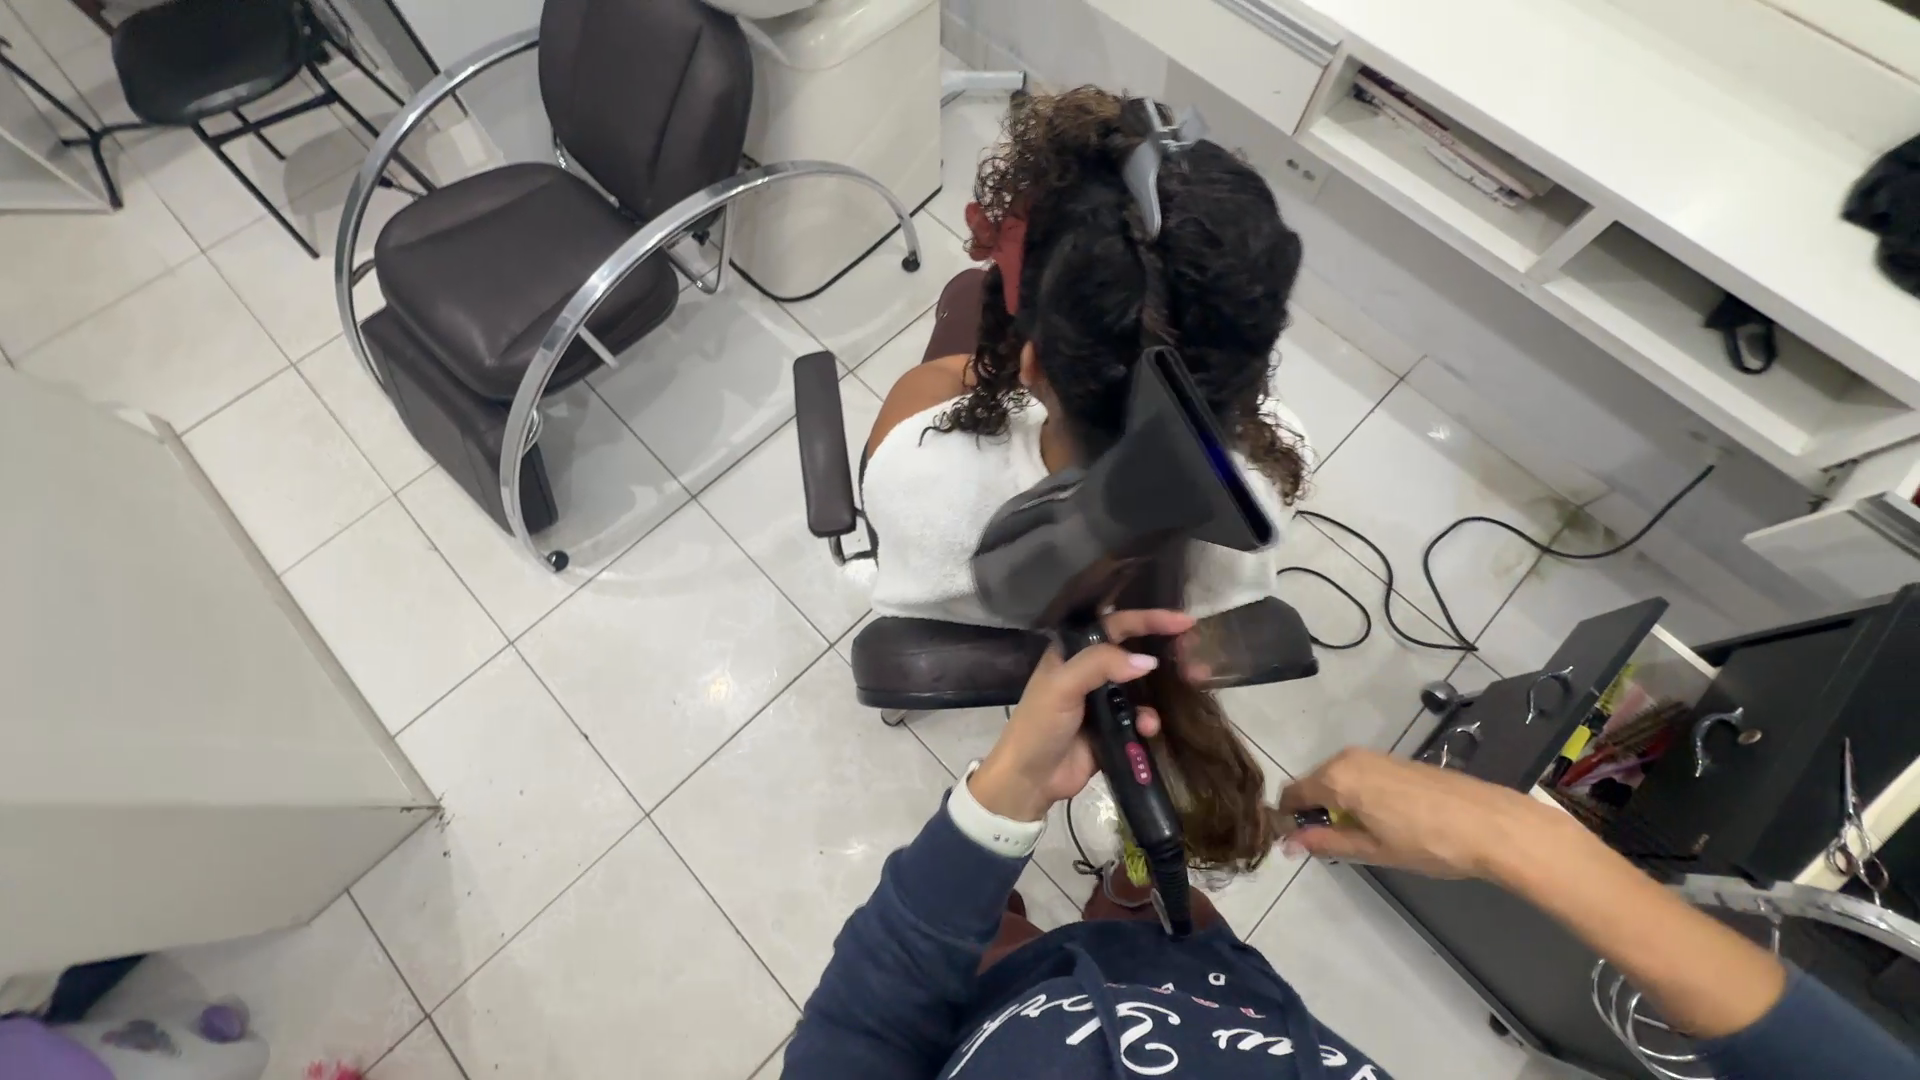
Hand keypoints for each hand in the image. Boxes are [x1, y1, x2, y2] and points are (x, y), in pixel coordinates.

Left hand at [968, 609, 1196, 821]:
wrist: (1030, 779)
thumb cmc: (1040, 724)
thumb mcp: (1063, 686)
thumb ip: (1101, 665)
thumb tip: (1148, 661)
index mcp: (1072, 653)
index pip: (1115, 626)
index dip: (1148, 620)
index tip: (1184, 622)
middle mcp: (1089, 672)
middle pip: (1135, 653)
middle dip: (1165, 652)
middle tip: (1195, 656)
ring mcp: (1102, 702)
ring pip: (1143, 686)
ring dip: (1164, 688)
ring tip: (1190, 685)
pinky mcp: (1113, 730)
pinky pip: (1140, 717)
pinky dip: (1148, 720)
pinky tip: (1148, 727)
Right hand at [1277, 748, 1563, 879]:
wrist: (1492, 824)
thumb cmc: (1427, 842)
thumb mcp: (1372, 850)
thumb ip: (1325, 842)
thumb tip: (1287, 843)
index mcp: (1335, 779)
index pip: (1291, 794)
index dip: (1289, 819)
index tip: (1299, 844)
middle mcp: (1346, 759)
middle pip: (1313, 785)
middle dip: (1315, 812)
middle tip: (1337, 844)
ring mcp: (1372, 756)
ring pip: (1337, 779)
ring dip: (1338, 804)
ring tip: (1367, 835)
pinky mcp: (1393, 759)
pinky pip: (1358, 775)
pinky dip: (1358, 795)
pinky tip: (1387, 820)